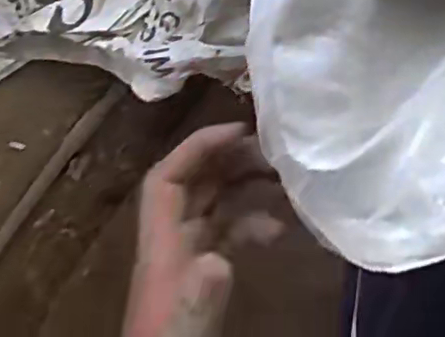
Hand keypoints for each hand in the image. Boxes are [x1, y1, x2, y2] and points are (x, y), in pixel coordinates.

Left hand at [121, 122, 286, 336]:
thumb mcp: (191, 314)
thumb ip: (204, 282)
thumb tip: (217, 260)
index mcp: (161, 240)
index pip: (167, 176)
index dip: (198, 146)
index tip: (240, 131)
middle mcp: (173, 238)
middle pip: (197, 180)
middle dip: (233, 158)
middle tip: (273, 149)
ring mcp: (189, 255)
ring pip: (216, 201)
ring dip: (248, 184)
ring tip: (284, 178)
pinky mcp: (205, 273)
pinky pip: (229, 229)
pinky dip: (253, 221)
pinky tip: (278, 229)